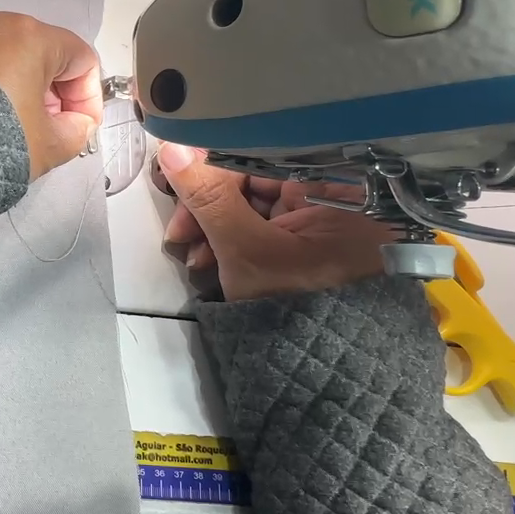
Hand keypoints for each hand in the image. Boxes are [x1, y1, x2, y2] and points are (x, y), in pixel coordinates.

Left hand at [0, 11, 101, 179]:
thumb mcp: (47, 147)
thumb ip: (75, 131)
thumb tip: (73, 122)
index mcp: (29, 36)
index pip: (80, 58)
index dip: (86, 96)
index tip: (76, 126)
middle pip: (37, 52)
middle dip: (47, 90)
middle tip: (38, 127)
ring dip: (8, 84)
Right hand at [154, 142, 396, 301]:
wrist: (329, 366)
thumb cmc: (298, 300)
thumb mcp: (244, 247)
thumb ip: (208, 196)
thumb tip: (173, 147)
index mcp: (341, 191)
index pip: (262, 157)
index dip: (212, 168)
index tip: (176, 182)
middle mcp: (339, 199)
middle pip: (253, 183)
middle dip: (207, 207)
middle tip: (178, 231)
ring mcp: (324, 224)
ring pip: (251, 206)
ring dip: (212, 227)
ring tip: (193, 256)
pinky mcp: (310, 244)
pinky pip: (260, 227)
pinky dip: (230, 240)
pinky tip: (210, 261)